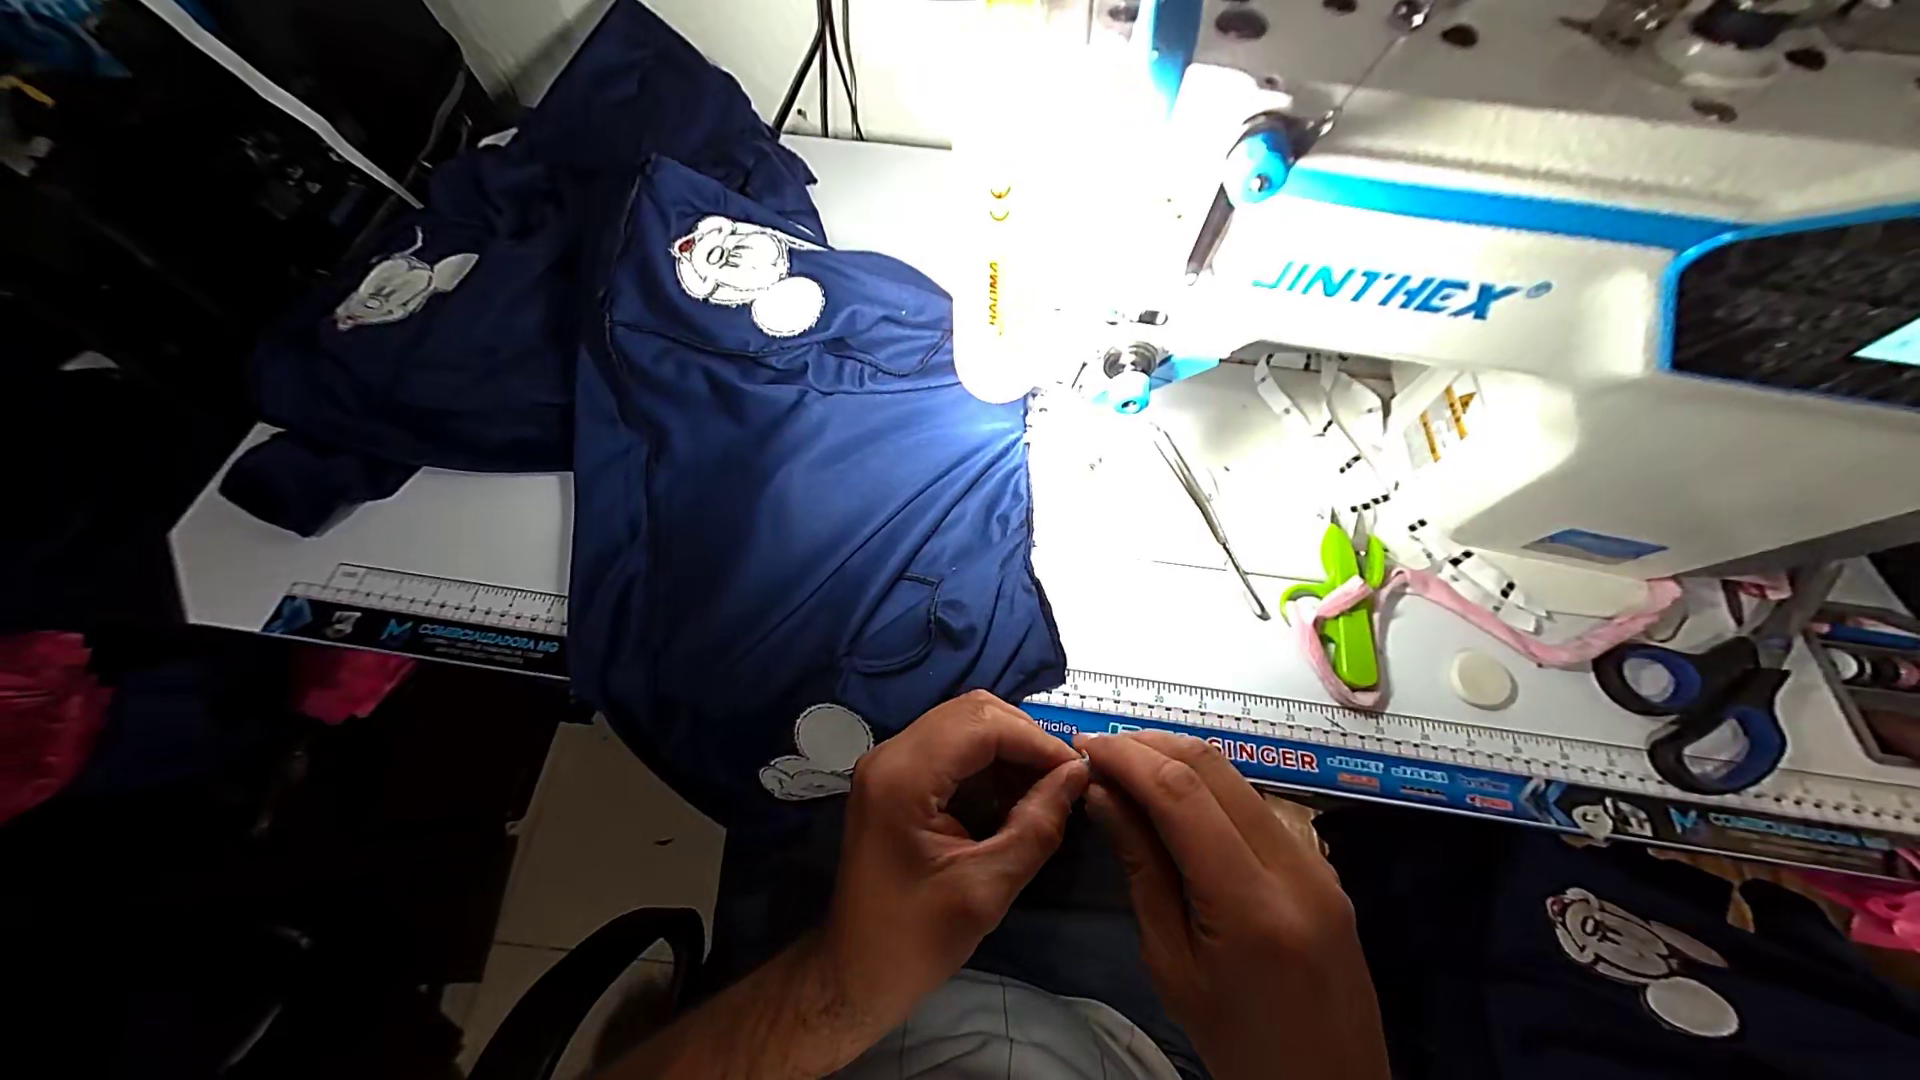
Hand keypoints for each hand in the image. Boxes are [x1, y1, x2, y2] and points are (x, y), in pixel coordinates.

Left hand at [823, 690, 1088, 1029]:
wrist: (855, 971)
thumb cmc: (914, 940)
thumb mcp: (987, 888)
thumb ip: (1037, 825)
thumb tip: (1076, 774)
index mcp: (903, 777)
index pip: (980, 725)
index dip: (1035, 740)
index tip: (1075, 770)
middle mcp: (891, 753)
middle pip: (971, 711)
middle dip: (1024, 737)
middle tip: (1061, 777)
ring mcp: (890, 760)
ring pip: (963, 721)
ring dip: (1008, 745)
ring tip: (1043, 783)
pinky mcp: (896, 772)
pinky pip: (951, 742)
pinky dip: (988, 757)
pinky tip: (1012, 789)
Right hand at [1078, 731, 1390, 1079]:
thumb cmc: (1236, 1043)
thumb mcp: (1169, 962)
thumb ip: (1139, 866)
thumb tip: (1102, 793)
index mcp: (1252, 906)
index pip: (1180, 794)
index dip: (1127, 758)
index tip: (1085, 747)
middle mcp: (1295, 866)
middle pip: (1211, 767)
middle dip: (1147, 744)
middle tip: (1099, 750)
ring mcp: (1315, 860)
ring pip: (1233, 775)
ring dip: (1174, 757)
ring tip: (1125, 765)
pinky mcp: (1319, 862)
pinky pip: (1251, 801)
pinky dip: (1203, 782)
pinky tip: (1170, 794)